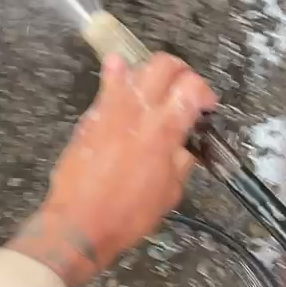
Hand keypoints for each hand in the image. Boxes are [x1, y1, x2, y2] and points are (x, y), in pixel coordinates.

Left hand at [7, 54, 218, 286]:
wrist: (80, 222)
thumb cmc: (124, 215)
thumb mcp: (169, 193)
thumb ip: (181, 162)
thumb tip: (184, 148)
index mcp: (164, 130)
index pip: (192, 87)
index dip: (205, 92)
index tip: (205, 105)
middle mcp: (137, 112)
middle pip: (164, 64)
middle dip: (180, 71)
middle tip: (183, 88)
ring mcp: (110, 111)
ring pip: (134, 67)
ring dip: (150, 74)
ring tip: (154, 90)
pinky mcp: (90, 118)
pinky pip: (105, 84)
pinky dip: (117, 76)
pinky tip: (121, 80)